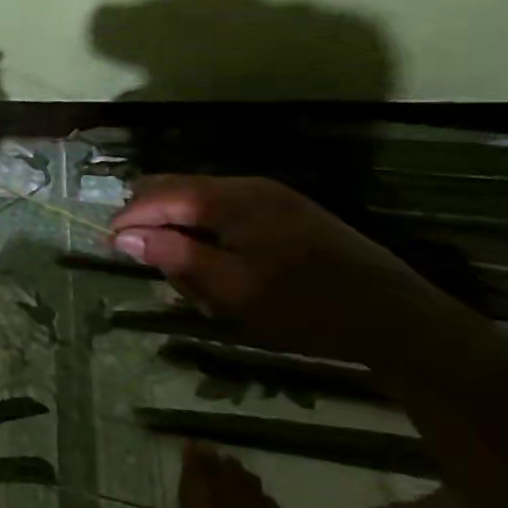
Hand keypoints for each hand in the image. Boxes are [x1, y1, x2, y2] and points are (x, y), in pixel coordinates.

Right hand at [108, 175, 473, 362]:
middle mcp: (248, 187)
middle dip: (151, 222)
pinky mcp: (287, 215)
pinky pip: (226, 214)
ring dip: (180, 232)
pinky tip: (217, 268)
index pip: (159, 195)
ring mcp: (271, 198)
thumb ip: (174, 257)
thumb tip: (122, 237)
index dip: (128, 219)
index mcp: (232, 199)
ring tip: (186, 277)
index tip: (109, 248)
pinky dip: (206, 235)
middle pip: (177, 190)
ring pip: (200, 203)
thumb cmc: (305, 307)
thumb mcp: (231, 289)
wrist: (397, 320)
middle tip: (146, 263)